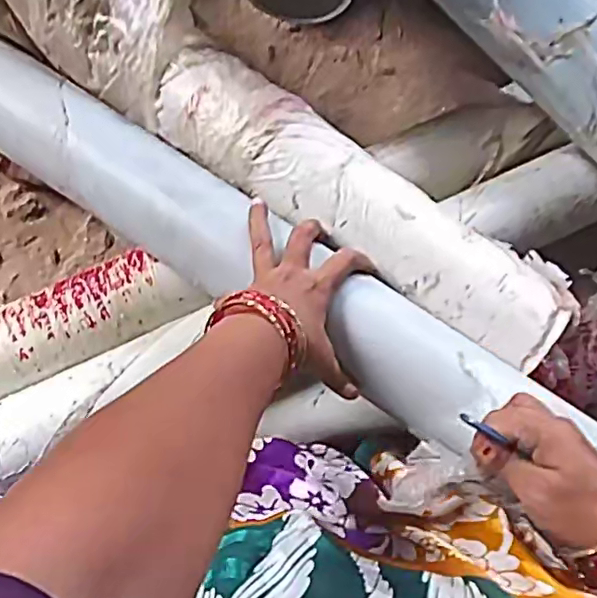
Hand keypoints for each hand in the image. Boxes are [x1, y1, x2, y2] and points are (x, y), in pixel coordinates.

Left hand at [245, 201, 369, 398]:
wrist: (259, 341)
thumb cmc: (292, 345)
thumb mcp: (321, 361)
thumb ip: (337, 375)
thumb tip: (353, 392)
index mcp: (317, 287)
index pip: (345, 263)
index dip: (359, 259)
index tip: (366, 263)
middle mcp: (293, 274)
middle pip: (304, 240)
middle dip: (313, 230)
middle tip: (317, 227)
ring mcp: (267, 276)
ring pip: (264, 240)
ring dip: (260, 221)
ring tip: (256, 205)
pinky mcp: (246, 285)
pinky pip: (242, 270)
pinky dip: (237, 264)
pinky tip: (230, 260)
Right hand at [470, 394, 596, 551]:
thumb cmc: (580, 513)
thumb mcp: (533, 491)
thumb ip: (505, 464)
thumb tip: (486, 451)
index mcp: (549, 430)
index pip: (502, 416)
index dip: (484, 437)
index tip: (482, 463)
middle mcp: (558, 427)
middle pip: (515, 408)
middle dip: (494, 430)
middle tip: (488, 459)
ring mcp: (563, 439)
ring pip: (524, 421)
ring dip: (506, 438)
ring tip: (500, 466)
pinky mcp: (566, 454)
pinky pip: (534, 437)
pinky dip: (519, 448)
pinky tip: (516, 471)